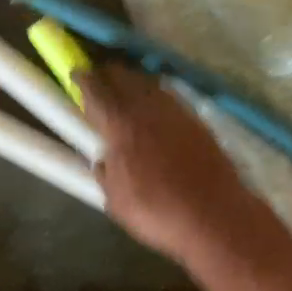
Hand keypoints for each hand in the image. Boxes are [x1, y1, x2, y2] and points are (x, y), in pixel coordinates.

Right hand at [78, 64, 258, 263]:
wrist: (216, 216)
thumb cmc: (158, 212)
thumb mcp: (116, 201)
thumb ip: (105, 174)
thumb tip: (103, 161)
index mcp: (120, 126)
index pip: (96, 91)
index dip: (83, 79)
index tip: (75, 74)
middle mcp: (147, 109)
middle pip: (124, 77)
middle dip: (108, 74)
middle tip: (98, 78)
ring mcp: (176, 112)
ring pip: (149, 83)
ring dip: (133, 80)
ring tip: (126, 87)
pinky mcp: (197, 121)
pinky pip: (170, 96)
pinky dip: (157, 94)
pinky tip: (156, 106)